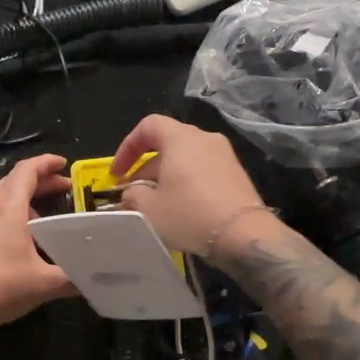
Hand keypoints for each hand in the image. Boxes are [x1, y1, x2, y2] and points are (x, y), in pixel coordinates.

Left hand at [0, 154, 76, 331]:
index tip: (65, 164)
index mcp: (8, 208)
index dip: (47, 163)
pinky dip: (11, 215)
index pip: (27, 170)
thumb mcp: (44, 283)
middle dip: (40, 181)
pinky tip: (23, 238)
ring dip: (25, 200)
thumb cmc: (1, 287)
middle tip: (64, 189)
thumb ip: (73, 278)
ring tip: (47, 214)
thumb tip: (93, 280)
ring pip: (1, 199)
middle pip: (14, 182)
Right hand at [111, 114, 265, 254]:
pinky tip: (180, 206)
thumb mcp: (148, 209)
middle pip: (167, 142)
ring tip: (155, 202)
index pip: (148, 126)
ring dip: (165, 175)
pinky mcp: (235, 172)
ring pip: (185, 157)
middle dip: (145, 166)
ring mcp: (223, 154)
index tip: (117, 174)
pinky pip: (202, 169)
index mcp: (180, 138)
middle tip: (133, 191)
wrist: (242, 233)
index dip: (127, 147)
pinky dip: (185, 181)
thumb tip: (132, 193)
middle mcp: (204, 138)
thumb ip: (132, 195)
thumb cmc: (188, 215)